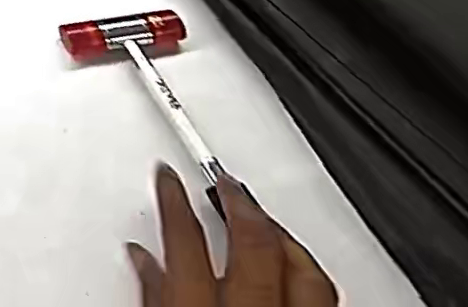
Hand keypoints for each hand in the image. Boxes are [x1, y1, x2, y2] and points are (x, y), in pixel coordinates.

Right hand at [128, 165, 336, 306]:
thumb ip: (154, 292)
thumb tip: (141, 255)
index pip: (182, 234)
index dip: (172, 194)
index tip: (167, 173)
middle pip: (255, 243)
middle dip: (239, 202)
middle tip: (222, 177)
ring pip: (306, 274)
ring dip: (283, 236)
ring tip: (263, 215)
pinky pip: (325, 303)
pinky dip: (309, 277)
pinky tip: (297, 266)